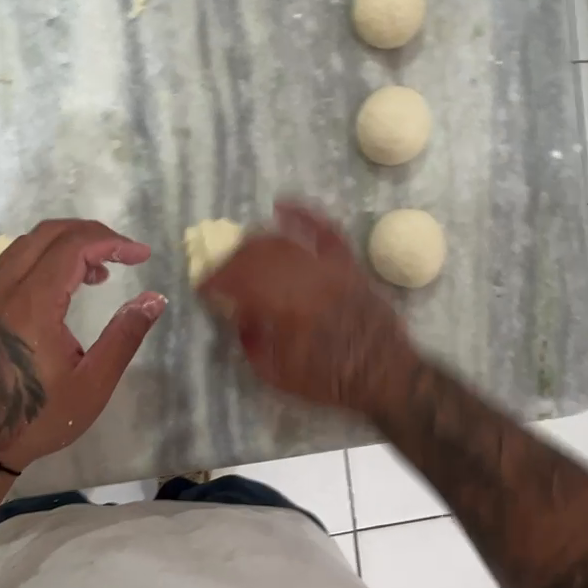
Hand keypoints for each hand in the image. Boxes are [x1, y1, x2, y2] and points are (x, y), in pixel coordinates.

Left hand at [0, 219, 166, 471]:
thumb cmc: (42, 417)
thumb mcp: (94, 383)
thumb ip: (124, 335)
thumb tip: (155, 299)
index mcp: (32, 306)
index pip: (73, 248)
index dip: (112, 243)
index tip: (142, 255)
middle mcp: (3, 291)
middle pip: (47, 235)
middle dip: (90, 234)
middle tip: (123, 253)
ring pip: (24, 245)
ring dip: (64, 245)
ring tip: (98, 272)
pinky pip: (10, 264)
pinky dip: (41, 259)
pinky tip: (62, 286)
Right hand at [198, 201, 413, 414]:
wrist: (384, 372)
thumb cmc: (330, 381)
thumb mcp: (277, 374)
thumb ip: (251, 341)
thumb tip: (237, 314)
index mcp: (283, 309)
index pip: (237, 281)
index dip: (214, 281)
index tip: (203, 288)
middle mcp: (304, 279)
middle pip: (256, 255)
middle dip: (231, 262)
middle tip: (221, 274)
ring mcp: (328, 267)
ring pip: (283, 241)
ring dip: (256, 242)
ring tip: (243, 251)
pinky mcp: (347, 263)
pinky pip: (323, 230)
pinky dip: (301, 215)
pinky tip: (280, 207)